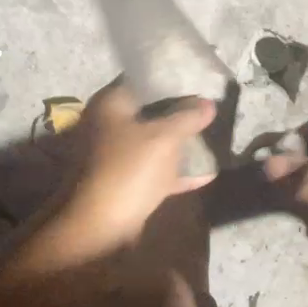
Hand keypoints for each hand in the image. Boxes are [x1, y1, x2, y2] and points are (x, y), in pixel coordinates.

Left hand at [51, 80, 215, 253]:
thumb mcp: (165, 138)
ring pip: (151, 141)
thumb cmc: (128, 170)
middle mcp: (107, 124)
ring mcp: (113, 155)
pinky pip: (153, 169)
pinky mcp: (121, 182)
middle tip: (208, 109)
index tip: (199, 80)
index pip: (142, 78)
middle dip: (179, 112)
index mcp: (110, 104)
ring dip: (179, 142)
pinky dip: (175, 171)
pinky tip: (205, 174)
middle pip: (149, 110)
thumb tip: (208, 103)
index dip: (171, 77)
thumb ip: (188, 116)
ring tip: (210, 138)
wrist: (97, 229)